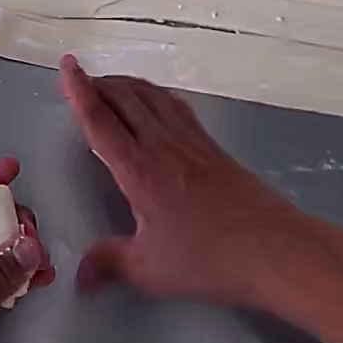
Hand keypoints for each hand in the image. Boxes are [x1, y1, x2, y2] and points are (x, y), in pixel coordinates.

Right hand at [60, 55, 341, 309]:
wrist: (275, 248)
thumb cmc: (210, 258)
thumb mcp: (151, 270)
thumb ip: (110, 264)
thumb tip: (80, 277)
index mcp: (139, 169)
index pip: (100, 120)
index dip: (78, 90)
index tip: (66, 65)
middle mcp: (161, 144)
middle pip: (123, 97)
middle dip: (97, 83)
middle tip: (78, 83)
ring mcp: (188, 139)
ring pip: (149, 95)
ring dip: (124, 84)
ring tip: (107, 85)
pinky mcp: (209, 143)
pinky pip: (173, 104)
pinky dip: (153, 93)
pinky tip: (151, 100)